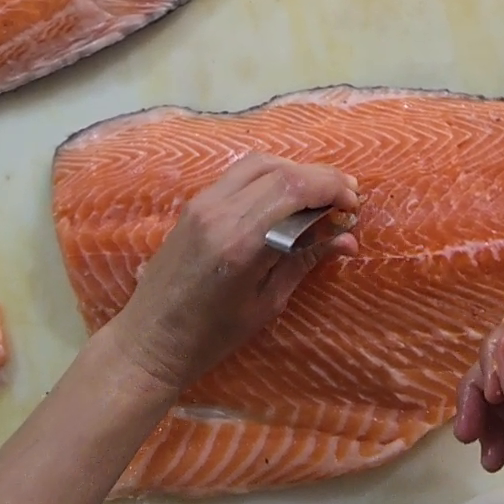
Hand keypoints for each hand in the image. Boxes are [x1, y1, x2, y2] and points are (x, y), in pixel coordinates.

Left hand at [102, 152, 359, 393]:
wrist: (149, 340)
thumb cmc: (212, 336)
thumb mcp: (267, 304)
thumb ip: (305, 261)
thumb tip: (347, 238)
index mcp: (240, 240)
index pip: (294, 189)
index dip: (331, 187)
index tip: (353, 205)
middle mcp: (220, 210)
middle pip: (280, 170)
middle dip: (320, 177)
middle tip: (346, 196)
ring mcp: (203, 202)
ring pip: (259, 163)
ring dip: (295, 171)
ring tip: (320, 193)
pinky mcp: (195, 202)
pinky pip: (240, 173)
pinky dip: (271, 175)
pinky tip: (287, 195)